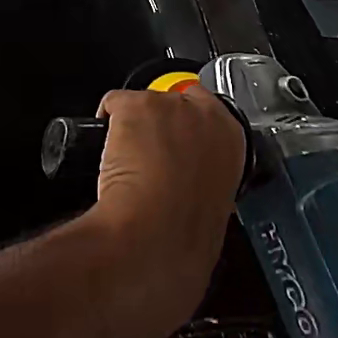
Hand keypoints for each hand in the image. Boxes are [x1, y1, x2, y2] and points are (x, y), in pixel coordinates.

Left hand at [85, 87, 246, 337]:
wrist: (155, 234)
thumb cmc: (184, 231)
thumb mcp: (213, 199)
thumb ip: (205, 173)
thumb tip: (187, 176)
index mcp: (232, 138)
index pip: (207, 108)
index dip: (184, 124)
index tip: (173, 138)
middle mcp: (204, 114)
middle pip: (172, 102)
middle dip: (158, 122)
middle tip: (146, 153)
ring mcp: (168, 106)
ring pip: (142, 104)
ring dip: (132, 126)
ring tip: (127, 161)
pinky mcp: (135, 105)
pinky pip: (113, 103)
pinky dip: (105, 123)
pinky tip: (109, 153)